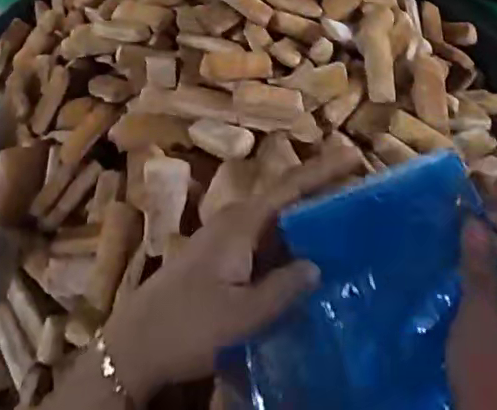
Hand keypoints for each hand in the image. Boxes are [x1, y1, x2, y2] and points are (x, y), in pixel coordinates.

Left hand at [101, 153, 354, 395]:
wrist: (137, 342)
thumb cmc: (188, 325)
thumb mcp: (242, 316)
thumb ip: (282, 290)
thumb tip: (316, 264)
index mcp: (241, 224)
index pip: (289, 188)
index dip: (322, 171)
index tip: (352, 154)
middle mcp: (234, 221)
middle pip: (284, 197)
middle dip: (319, 187)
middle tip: (359, 182)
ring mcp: (226, 239)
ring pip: (276, 220)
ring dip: (307, 215)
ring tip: (346, 213)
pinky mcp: (223, 258)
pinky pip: (266, 240)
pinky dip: (290, 241)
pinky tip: (310, 256)